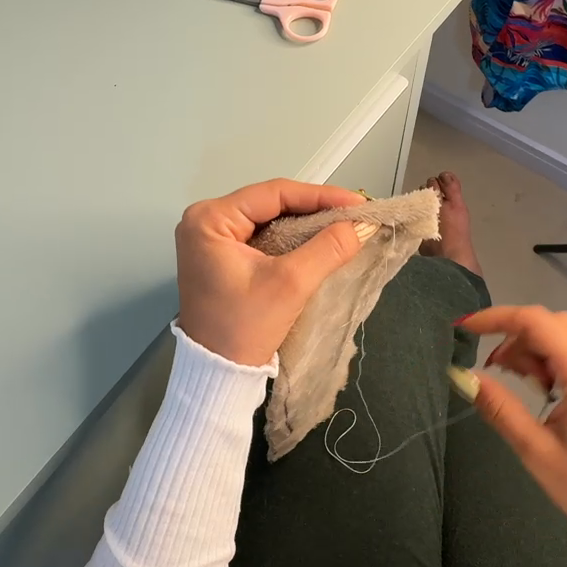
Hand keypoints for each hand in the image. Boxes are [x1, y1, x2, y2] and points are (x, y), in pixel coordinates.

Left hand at [175, 180, 367, 366]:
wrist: (217, 373)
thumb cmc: (244, 328)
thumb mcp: (290, 284)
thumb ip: (328, 248)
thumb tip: (362, 225)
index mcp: (209, 219)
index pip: (274, 193)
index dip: (321, 196)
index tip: (358, 203)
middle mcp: (204, 221)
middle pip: (270, 203)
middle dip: (314, 208)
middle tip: (355, 213)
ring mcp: (210, 239)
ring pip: (268, 219)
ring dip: (305, 224)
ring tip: (343, 224)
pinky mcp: (219, 256)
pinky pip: (261, 236)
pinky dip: (290, 239)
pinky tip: (318, 240)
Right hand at [460, 306, 566, 541]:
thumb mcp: (535, 450)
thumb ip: (498, 407)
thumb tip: (462, 375)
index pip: (537, 322)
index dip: (497, 318)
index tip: (465, 328)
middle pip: (551, 323)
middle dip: (514, 336)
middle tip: (493, 367)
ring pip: (564, 335)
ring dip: (533, 349)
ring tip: (516, 383)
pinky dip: (551, 359)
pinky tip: (541, 390)